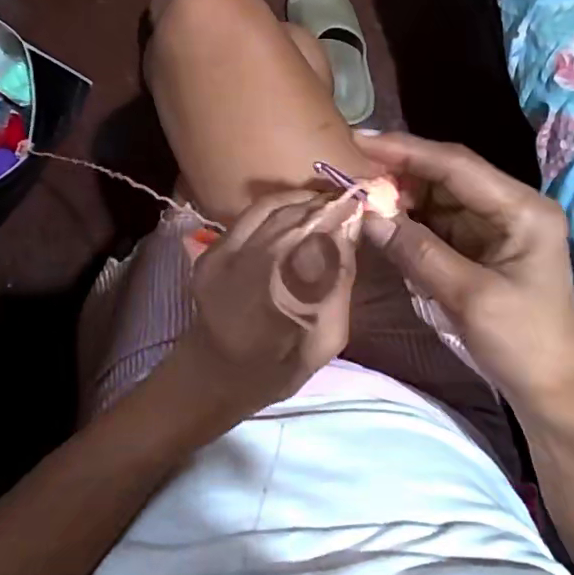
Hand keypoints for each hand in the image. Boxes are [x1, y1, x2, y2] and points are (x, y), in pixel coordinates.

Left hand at [179, 190, 358, 420]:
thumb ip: (338, 287)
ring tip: (326, 202)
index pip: (320, 241)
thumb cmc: (278, 367)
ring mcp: (225, 257)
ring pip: (271, 210)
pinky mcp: (211, 252)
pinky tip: (296, 208)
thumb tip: (349, 233)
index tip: (362, 207)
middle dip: (325, 206)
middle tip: (349, 201)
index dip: (341, 218)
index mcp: (285, 300)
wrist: (213, 373)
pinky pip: (250, 215)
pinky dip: (277, 205)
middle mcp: (251, 270)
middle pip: (296, 220)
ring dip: (303, 201)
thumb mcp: (326, 342)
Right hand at [354, 131, 573, 407]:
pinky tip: (381, 220)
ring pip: (438, 197)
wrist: (549, 391)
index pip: (457, 166)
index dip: (406, 151)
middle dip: (400, 171)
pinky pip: (436, 223)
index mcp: (522, 210)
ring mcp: (494, 227)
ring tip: (359, 192)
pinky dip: (408, 221)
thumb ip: (417, 251)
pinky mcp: (479, 247)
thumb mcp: (468, 296)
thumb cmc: (521, 342)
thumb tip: (367, 216)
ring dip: (401, 195)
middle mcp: (511, 208)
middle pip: (447, 175)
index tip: (360, 141)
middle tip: (351, 169)